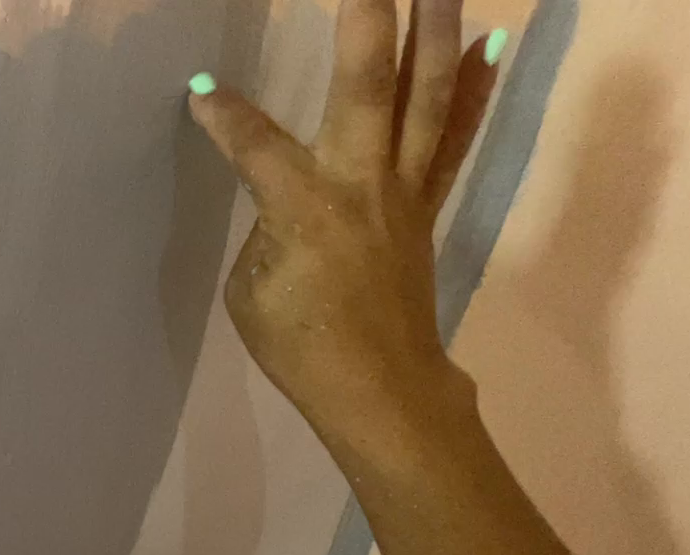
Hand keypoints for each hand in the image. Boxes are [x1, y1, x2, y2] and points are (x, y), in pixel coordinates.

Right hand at [187, 0, 503, 465]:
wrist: (373, 383)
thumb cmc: (297, 345)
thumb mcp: (249, 291)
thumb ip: (264, 234)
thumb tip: (284, 206)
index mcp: (302, 210)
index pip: (255, 146)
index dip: (224, 116)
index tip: (201, 90)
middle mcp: (360, 183)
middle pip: (367, 85)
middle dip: (364, 17)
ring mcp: (404, 190)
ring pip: (425, 94)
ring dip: (433, 27)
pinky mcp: (428, 205)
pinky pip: (453, 137)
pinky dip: (473, 87)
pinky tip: (489, 41)